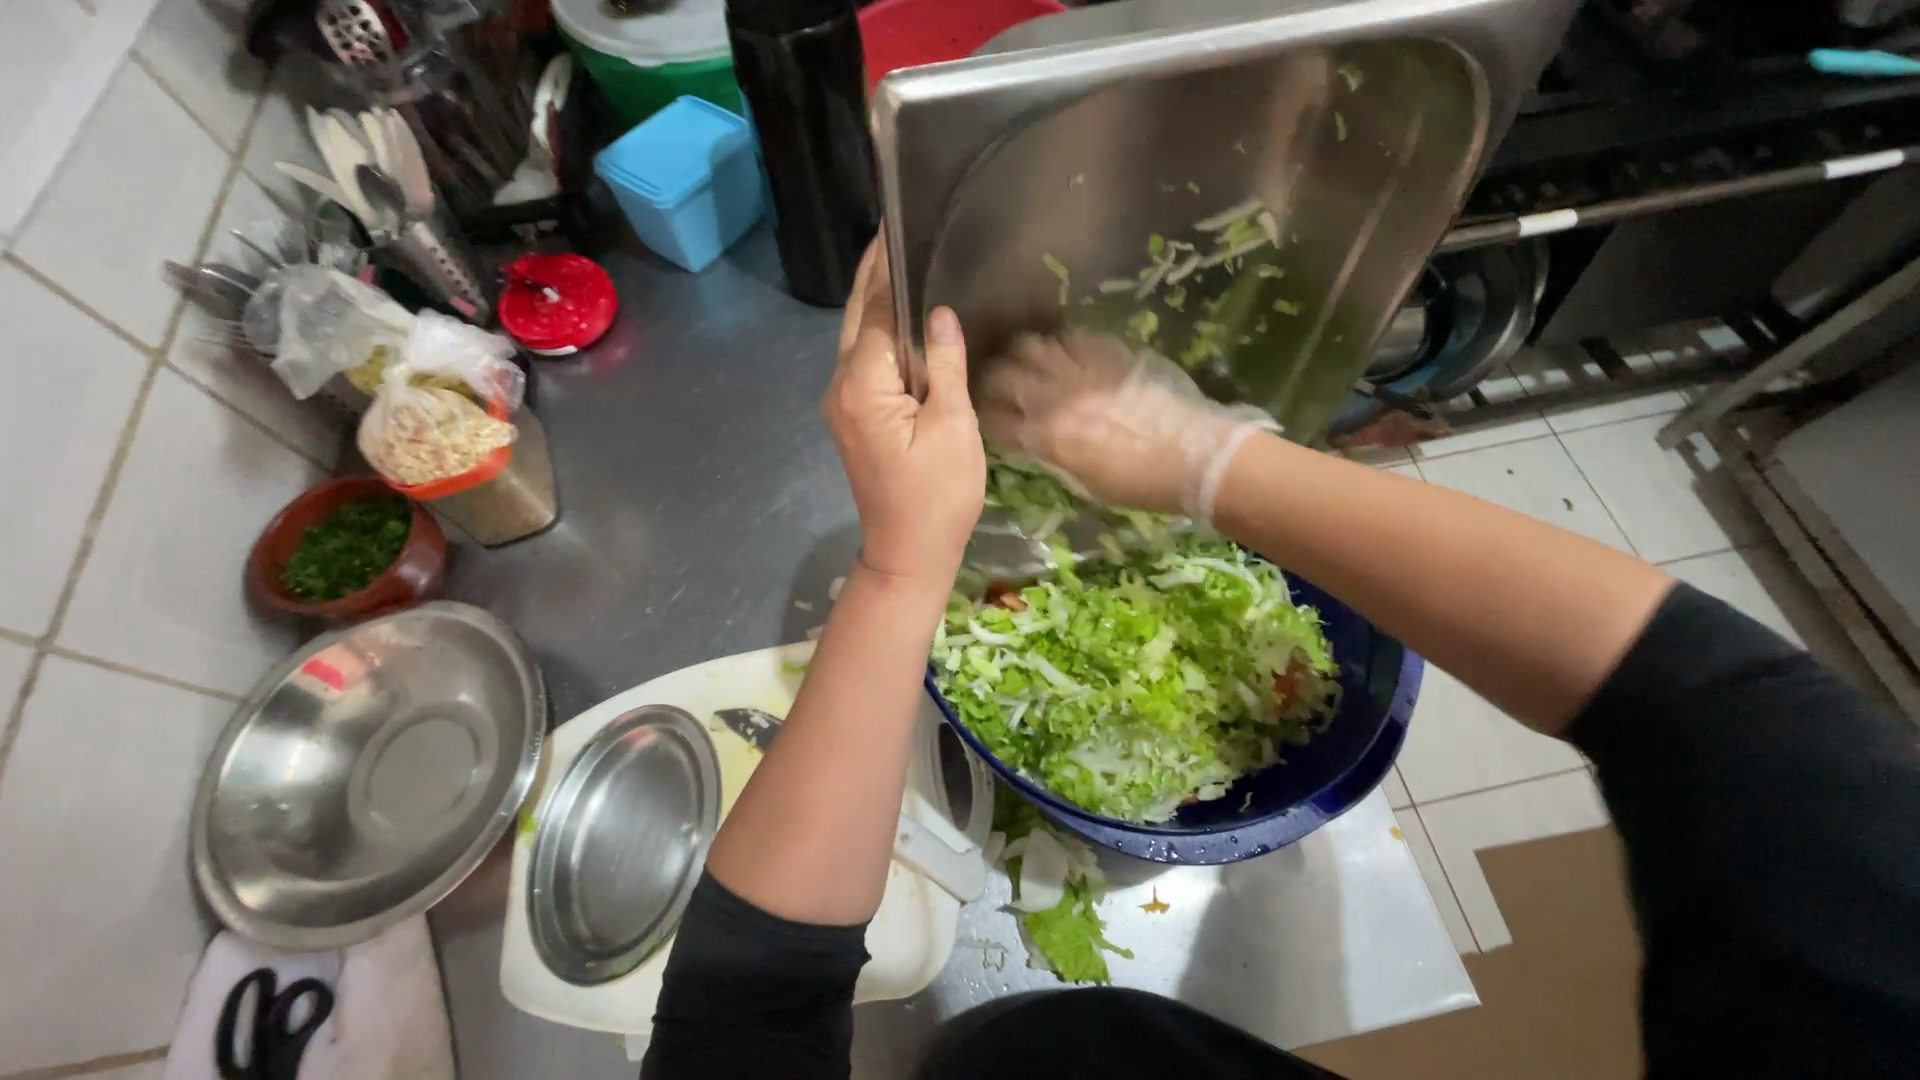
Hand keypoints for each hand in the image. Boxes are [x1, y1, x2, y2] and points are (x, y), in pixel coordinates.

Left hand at [823, 241, 985, 584]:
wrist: (909, 552)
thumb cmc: (938, 495)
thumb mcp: (953, 427)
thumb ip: (944, 365)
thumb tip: (940, 314)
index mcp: (863, 385)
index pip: (878, 311)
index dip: (890, 269)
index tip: (897, 226)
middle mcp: (841, 388)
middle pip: (858, 319)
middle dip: (874, 276)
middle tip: (896, 233)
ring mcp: (842, 405)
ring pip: (858, 340)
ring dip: (876, 302)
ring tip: (902, 264)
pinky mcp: (853, 419)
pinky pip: (864, 363)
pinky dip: (881, 335)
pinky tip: (903, 322)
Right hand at [978, 333, 1278, 523]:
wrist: (1194, 458)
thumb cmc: (1139, 484)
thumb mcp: (1084, 483)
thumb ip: (1053, 456)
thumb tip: (1037, 441)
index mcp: (1045, 438)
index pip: (996, 420)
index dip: (986, 418)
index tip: (988, 418)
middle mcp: (1055, 398)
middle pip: (1004, 376)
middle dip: (995, 381)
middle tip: (1000, 387)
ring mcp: (1082, 371)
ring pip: (1034, 347)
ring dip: (1025, 356)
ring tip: (1031, 364)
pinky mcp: (1110, 354)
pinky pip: (1074, 338)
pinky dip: (1064, 345)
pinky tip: (1069, 355)